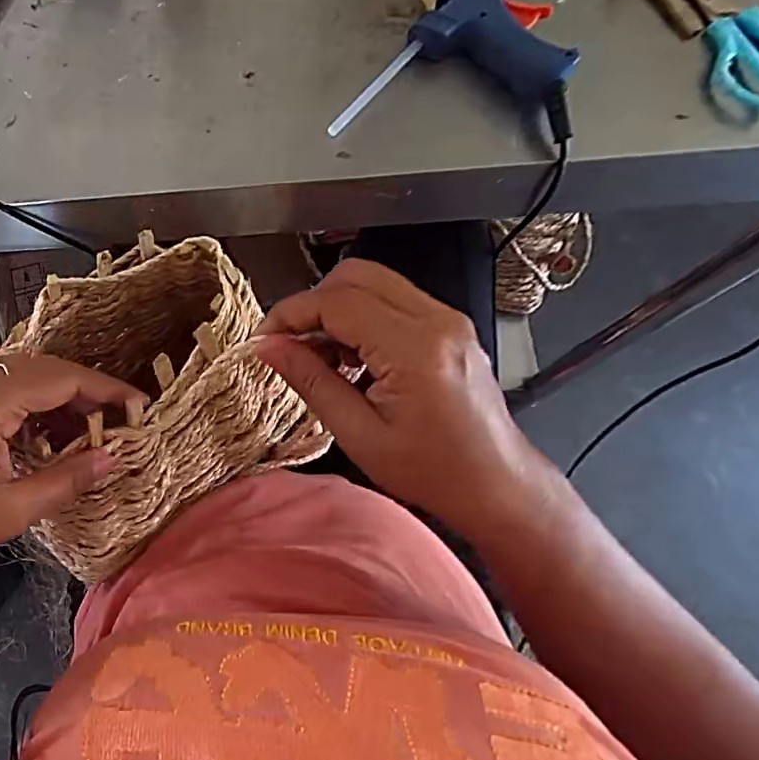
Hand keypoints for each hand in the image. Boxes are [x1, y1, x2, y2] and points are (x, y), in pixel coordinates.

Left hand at [0, 348, 144, 616]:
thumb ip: (68, 478)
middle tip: (113, 421)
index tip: (138, 407)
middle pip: (40, 369)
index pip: (61, 380)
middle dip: (83, 391)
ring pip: (12, 370)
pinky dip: (2, 375)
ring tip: (75, 422)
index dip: (106, 391)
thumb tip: (113, 458)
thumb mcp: (13, 508)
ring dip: (49, 391)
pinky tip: (14, 392)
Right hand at [253, 259, 560, 539]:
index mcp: (415, 350)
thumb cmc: (436, 472)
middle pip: (356, 275)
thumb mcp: (358, 434)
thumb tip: (271, 349)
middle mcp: (438, 322)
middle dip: (311, 304)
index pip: (337, 302)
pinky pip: (393, 301)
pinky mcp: (449, 327)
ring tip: (320, 359)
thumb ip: (311, 382)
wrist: (494, 484)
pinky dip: (360, 319)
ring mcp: (448, 320)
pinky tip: (349, 359)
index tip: (264, 338)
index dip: (290, 314)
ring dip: (336, 311)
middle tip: (287, 344)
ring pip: (374, 283)